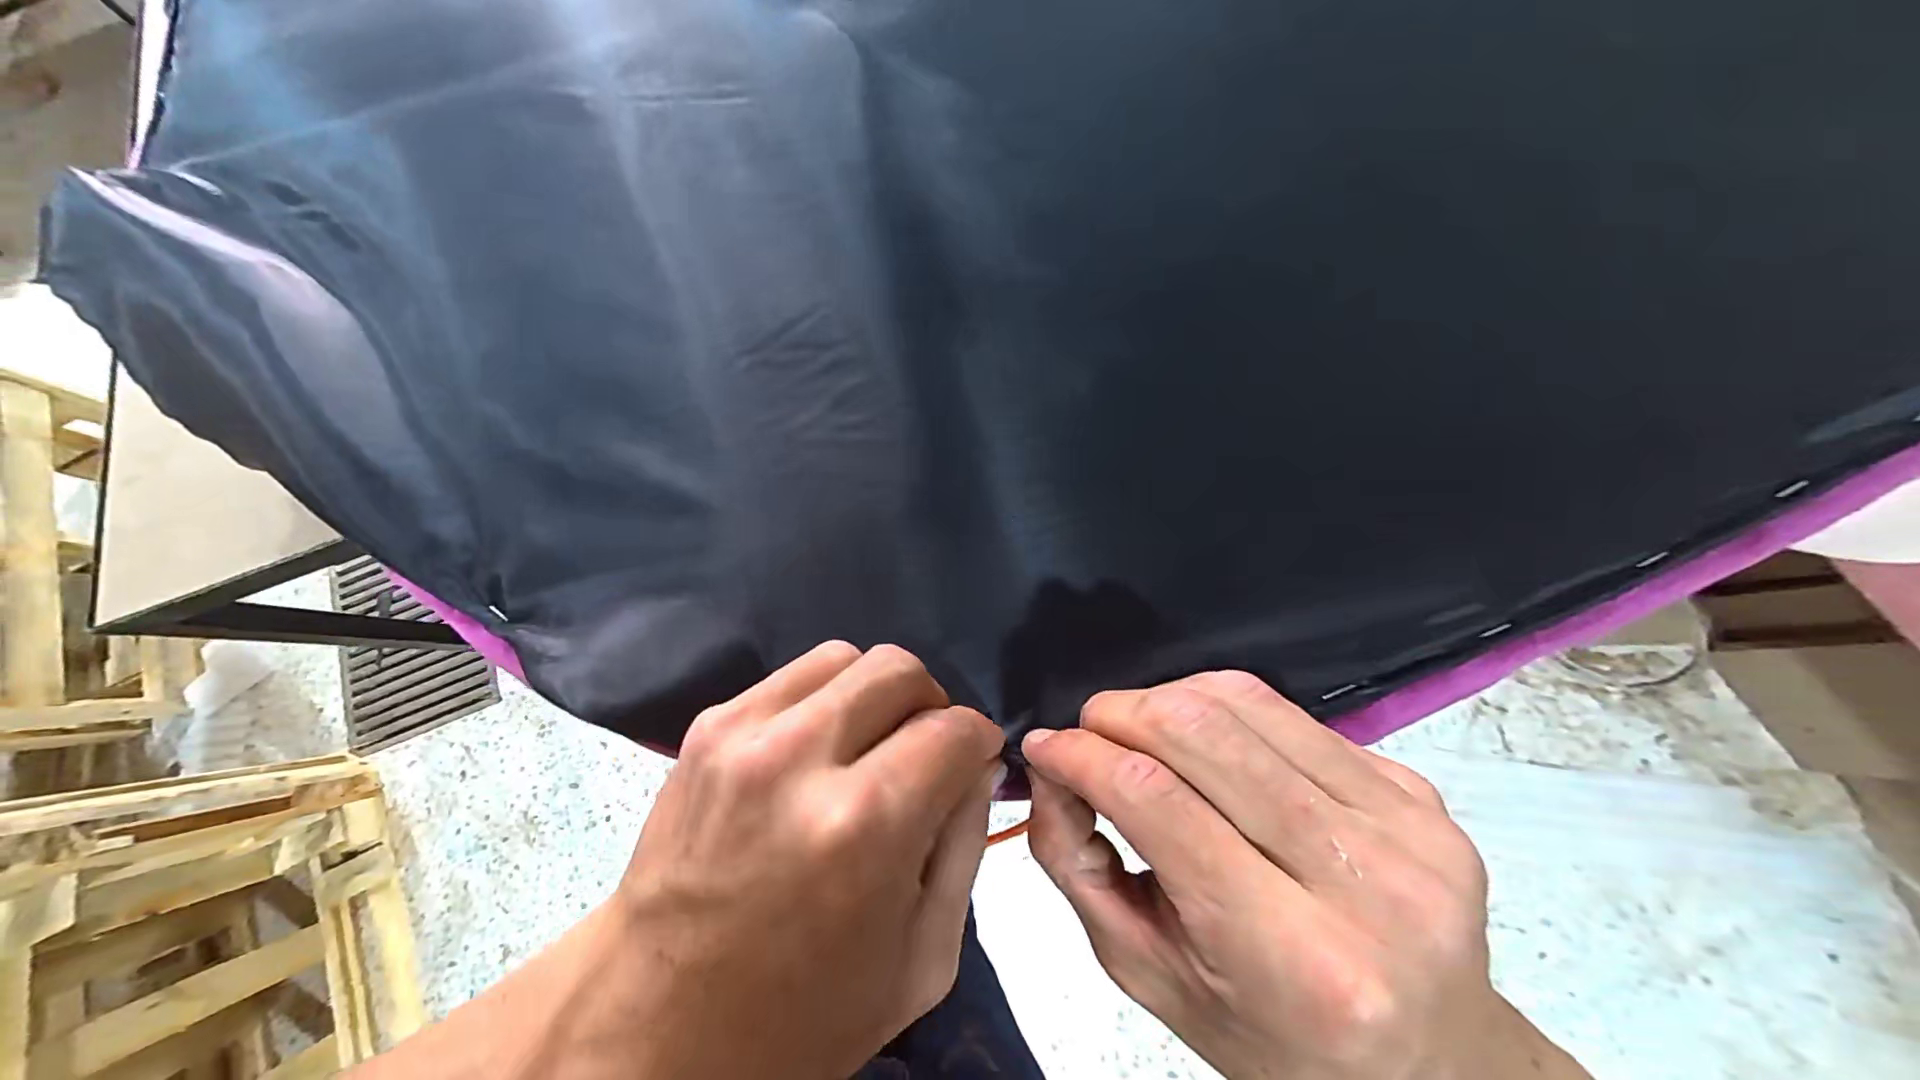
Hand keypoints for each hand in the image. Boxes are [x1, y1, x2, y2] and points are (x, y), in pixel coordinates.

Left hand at [612, 641, 1003, 1078]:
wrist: (655, 1019)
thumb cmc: (803, 1013)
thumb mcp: (923, 956)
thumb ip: (966, 843)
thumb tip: (976, 764)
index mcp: (865, 824)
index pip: (954, 729)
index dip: (979, 740)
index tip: (973, 761)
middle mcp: (800, 759)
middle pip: (899, 669)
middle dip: (931, 704)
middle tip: (924, 750)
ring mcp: (743, 734)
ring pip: (845, 657)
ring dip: (875, 694)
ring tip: (868, 746)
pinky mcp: (707, 727)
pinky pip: (793, 676)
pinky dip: (824, 700)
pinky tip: (818, 749)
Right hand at [1021, 671, 1588, 1079]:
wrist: (1423, 1054)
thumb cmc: (1269, 1034)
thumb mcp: (1147, 972)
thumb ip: (1077, 864)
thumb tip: (1050, 764)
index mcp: (1294, 958)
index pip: (1155, 802)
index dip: (1082, 757)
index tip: (1043, 745)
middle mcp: (1361, 882)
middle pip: (1199, 734)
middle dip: (1117, 714)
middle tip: (1086, 731)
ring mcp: (1401, 826)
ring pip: (1241, 703)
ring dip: (1163, 700)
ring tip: (1137, 730)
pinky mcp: (1415, 788)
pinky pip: (1285, 710)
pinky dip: (1220, 709)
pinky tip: (1204, 743)